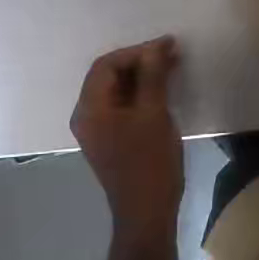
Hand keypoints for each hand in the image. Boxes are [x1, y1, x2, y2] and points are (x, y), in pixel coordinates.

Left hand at [71, 37, 183, 227]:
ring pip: (116, 92)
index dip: (137, 51)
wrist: (146, 212)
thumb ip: (153, 76)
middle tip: (172, 55)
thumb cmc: (150, 162)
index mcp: (90, 108)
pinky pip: (121, 107)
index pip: (106, 65)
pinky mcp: (110, 141)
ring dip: (141, 77)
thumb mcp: (154, 114)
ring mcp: (96, 131)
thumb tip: (156, 46)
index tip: (168, 46)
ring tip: (171, 69)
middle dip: (139, 62)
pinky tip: (162, 93)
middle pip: (108, 76)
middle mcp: (86, 116)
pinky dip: (140, 95)